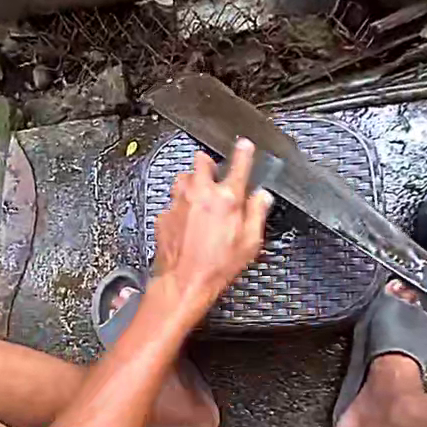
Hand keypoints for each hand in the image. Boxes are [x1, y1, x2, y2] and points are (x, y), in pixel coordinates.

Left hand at [151, 138, 273, 315]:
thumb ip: (256, 213)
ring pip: (183, 177)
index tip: (244, 144)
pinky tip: (185, 220)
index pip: (239, 165)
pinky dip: (179, 206)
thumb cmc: (216, 267)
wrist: (183, 282)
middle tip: (215, 174)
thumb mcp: (250, 243)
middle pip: (202, 161)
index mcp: (227, 198)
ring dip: (191, 182)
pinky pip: (172, 201)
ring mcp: (179, 202)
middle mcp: (200, 194)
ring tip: (199, 196)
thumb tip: (262, 197)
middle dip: (209, 164)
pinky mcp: (164, 215)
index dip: (243, 152)